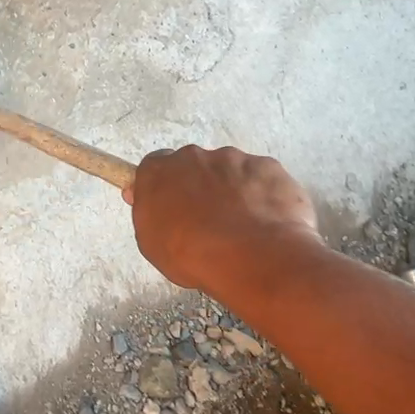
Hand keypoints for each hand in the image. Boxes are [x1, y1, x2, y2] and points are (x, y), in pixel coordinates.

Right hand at [127, 145, 322, 291]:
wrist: (250, 257)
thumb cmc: (190, 253)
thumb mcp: (151, 242)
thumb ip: (148, 212)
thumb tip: (146, 198)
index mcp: (159, 171)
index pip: (154, 166)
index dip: (163, 185)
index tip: (169, 205)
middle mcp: (193, 156)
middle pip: (193, 165)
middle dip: (199, 186)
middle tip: (207, 219)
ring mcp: (233, 159)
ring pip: (229, 170)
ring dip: (231, 189)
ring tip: (241, 225)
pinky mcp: (268, 166)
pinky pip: (260, 178)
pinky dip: (261, 194)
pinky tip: (265, 220)